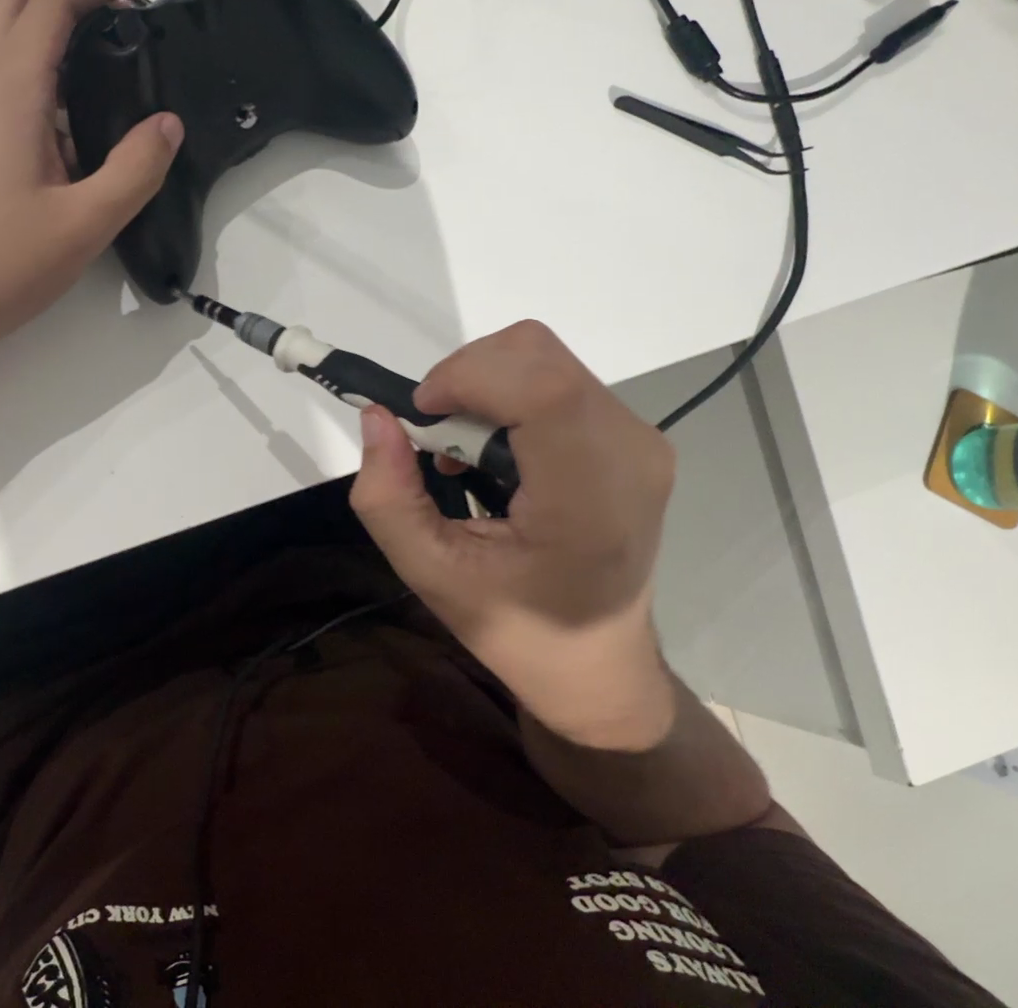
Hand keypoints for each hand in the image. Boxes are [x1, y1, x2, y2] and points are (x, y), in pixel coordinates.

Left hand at [0, 0, 183, 356]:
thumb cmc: (1, 268)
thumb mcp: (84, 226)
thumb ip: (134, 170)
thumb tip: (167, 125)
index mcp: (10, 95)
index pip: (51, 4)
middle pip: (14, 3)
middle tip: (120, 11)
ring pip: (1, 42)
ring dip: (50, 29)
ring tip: (106, 61)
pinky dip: (37, 73)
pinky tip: (72, 123)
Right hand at [349, 321, 677, 744]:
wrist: (598, 663)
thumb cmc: (516, 629)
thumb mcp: (431, 574)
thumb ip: (390, 498)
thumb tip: (376, 417)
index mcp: (589, 497)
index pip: (540, 388)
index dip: (466, 377)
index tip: (418, 416)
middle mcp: (629, 450)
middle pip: (537, 354)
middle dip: (465, 379)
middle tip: (434, 441)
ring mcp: (641, 439)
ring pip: (543, 360)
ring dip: (483, 390)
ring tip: (463, 458)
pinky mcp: (634, 437)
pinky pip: (557, 381)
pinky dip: (507, 399)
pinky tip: (495, 458)